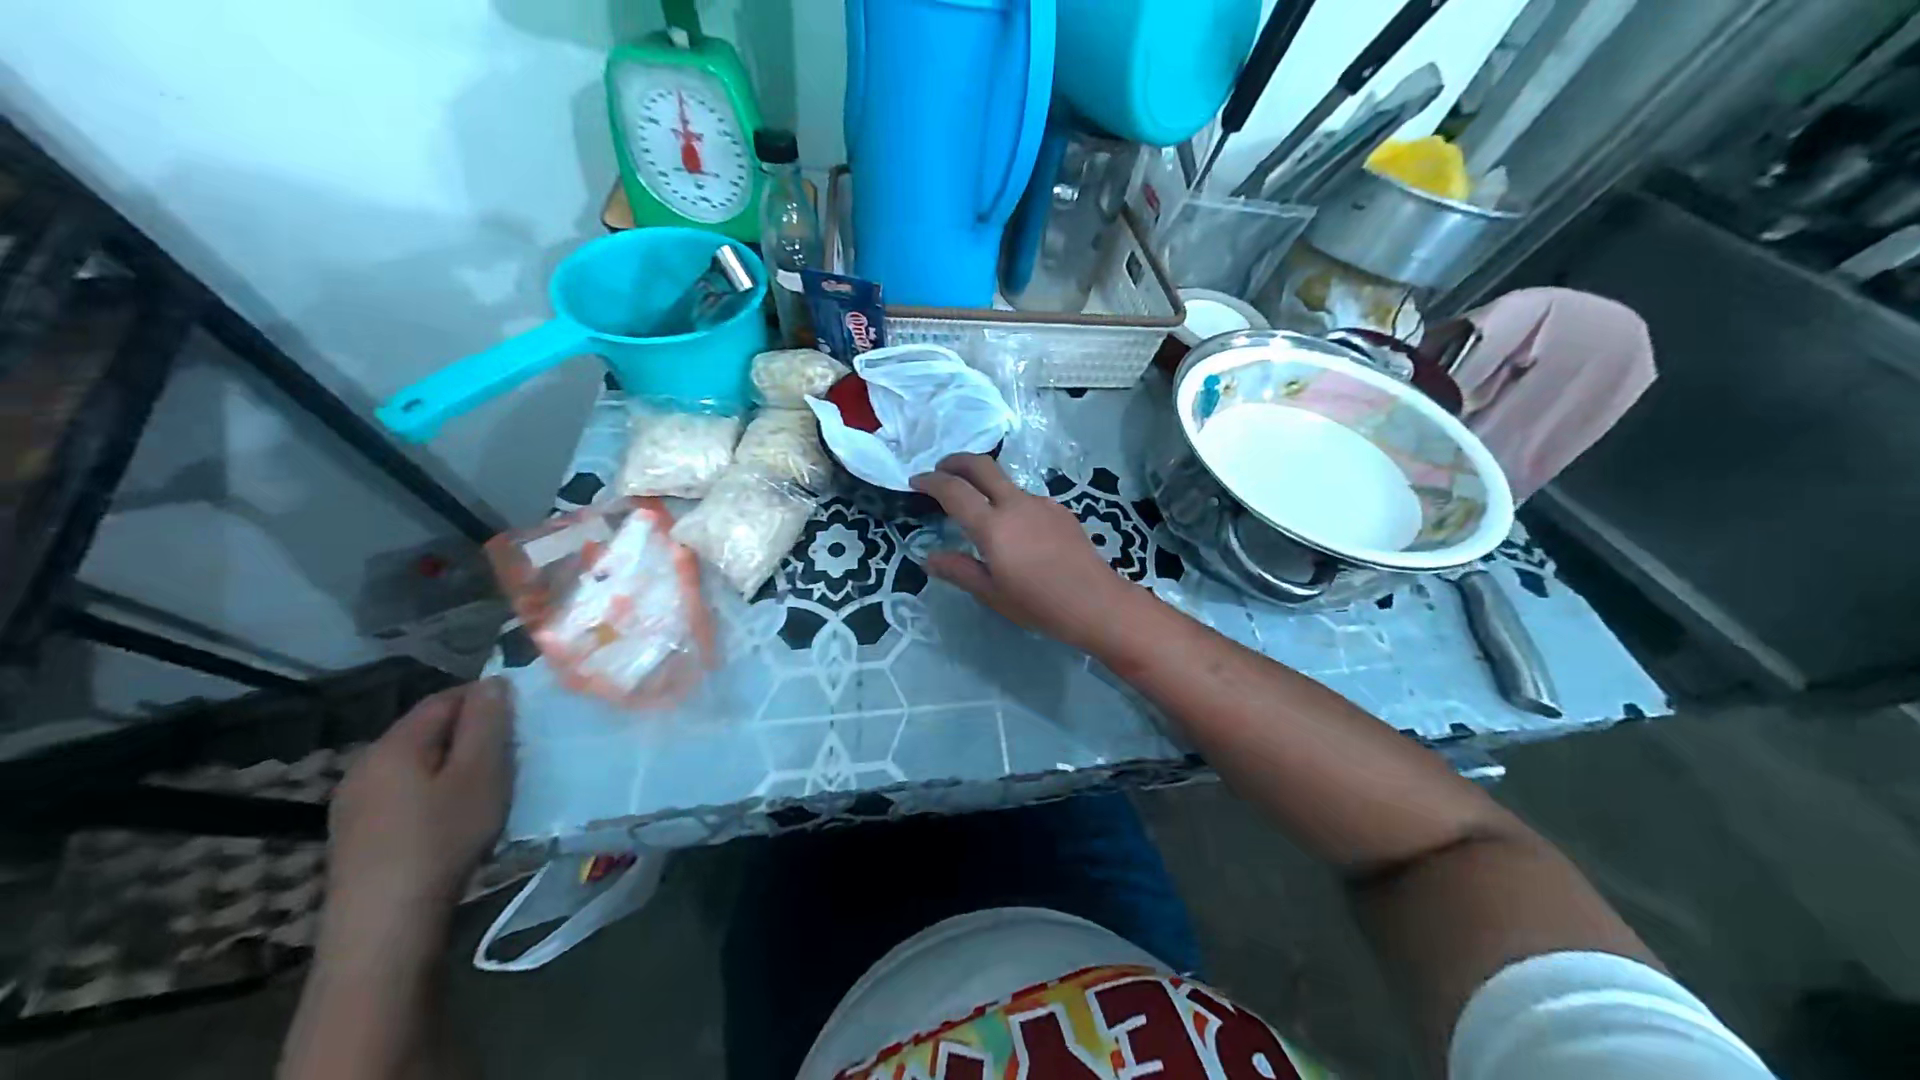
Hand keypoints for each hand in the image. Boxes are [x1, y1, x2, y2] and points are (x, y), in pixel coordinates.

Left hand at [324, 678, 512, 938]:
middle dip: (471, 733)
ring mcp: (353, 802)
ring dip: (454, 764)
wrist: (384, 927)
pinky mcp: (356, 835)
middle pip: (427, 730)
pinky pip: (404, 793)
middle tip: (511, 752)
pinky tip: (453, 818)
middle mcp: (365, 764)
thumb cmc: (441, 839)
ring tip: (489, 786)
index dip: (486, 697)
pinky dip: (434, 792)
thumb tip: (492, 682)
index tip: (522, 715)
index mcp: (393, 744)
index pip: (444, 698)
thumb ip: (488, 723)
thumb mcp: (480, 774)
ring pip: (416, 763)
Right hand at [910, 454, 1140, 652]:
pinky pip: (1026, 499)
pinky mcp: (1060, 510)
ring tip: (977, 509)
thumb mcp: (992, 593)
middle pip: (981, 465)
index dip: (930, 481)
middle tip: (940, 471)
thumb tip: (929, 558)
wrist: (1096, 603)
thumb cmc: (1038, 604)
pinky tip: (1015, 531)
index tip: (916, 481)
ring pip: (1005, 482)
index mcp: (993, 526)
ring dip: (984, 484)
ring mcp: (1041, 503)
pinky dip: (1009, 503)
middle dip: (956, 461)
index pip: (954, 490)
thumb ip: (959, 570)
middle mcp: (1015, 504)